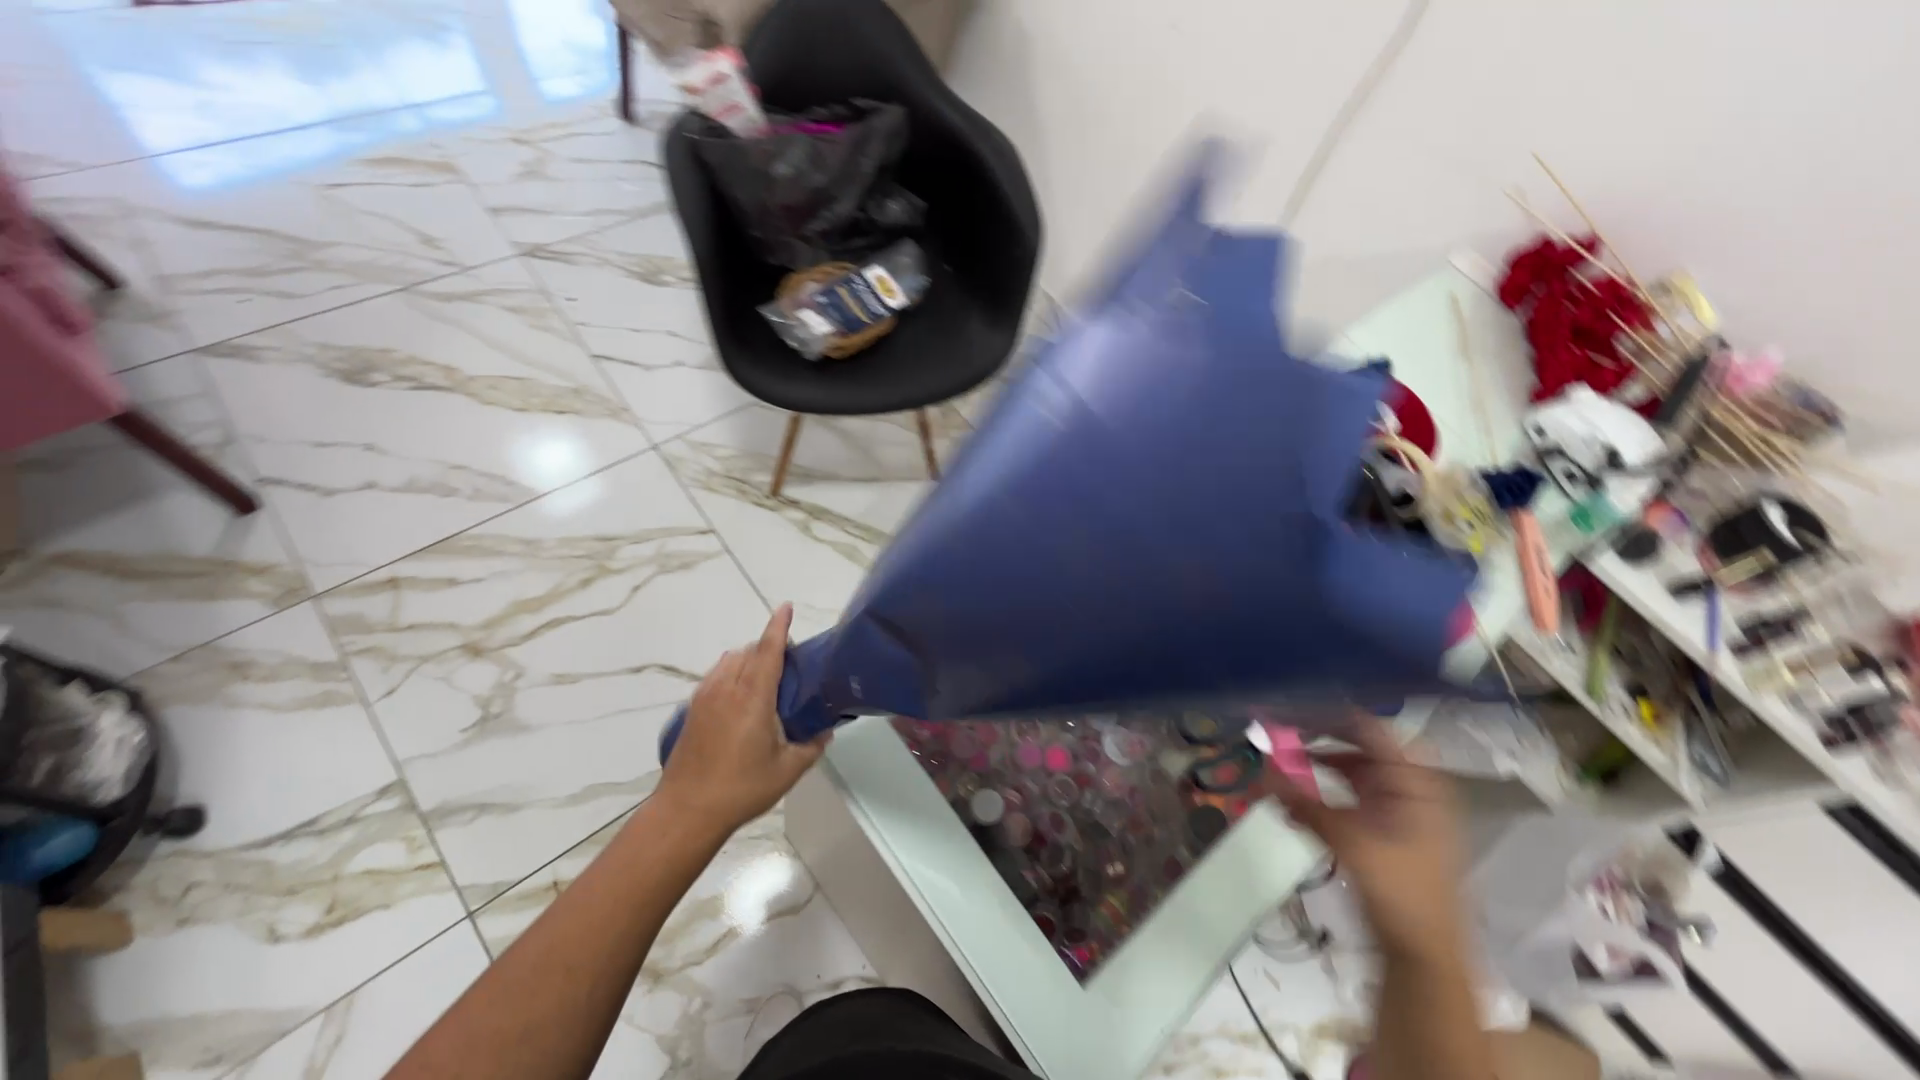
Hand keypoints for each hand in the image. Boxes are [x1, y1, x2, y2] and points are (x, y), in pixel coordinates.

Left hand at [654, 604, 829, 836]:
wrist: (687, 810)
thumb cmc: (741, 789)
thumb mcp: (787, 771)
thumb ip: (811, 746)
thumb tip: (826, 731)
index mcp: (753, 698)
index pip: (768, 650)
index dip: (779, 626)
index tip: (787, 607)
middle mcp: (727, 689)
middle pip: (749, 651)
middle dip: (768, 647)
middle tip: (790, 664)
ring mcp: (705, 698)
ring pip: (729, 661)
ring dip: (748, 659)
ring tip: (765, 681)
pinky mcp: (692, 710)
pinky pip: (715, 677)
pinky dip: (731, 674)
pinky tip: (741, 699)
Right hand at [1258, 717, 1467, 960]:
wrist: (1427, 955)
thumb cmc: (1399, 892)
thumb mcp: (1349, 842)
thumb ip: (1303, 802)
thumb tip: (1259, 770)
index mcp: (1415, 780)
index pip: (1367, 728)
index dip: (1326, 717)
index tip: (1283, 714)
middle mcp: (1411, 786)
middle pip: (1360, 747)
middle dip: (1316, 742)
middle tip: (1275, 738)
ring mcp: (1402, 808)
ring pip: (1354, 772)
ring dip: (1317, 769)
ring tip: (1280, 769)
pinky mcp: (1389, 830)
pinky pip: (1352, 797)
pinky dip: (1324, 794)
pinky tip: (1296, 801)